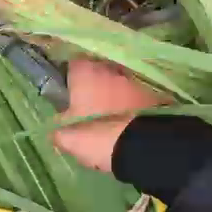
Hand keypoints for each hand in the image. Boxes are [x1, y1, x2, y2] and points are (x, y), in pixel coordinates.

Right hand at [53, 57, 165, 172]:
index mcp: (83, 70)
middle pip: (98, 71)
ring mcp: (133, 79)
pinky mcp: (155, 94)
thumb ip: (58, 127)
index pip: (71, 64)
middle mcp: (108, 67)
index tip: (70, 92)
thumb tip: (57, 128)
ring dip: (116, 94)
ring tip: (114, 116)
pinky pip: (138, 96)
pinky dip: (134, 105)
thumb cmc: (95, 134)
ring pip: (120, 83)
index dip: (70, 77)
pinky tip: (130, 121)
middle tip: (91, 105)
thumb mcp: (66, 137)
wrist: (143, 147)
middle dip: (95, 84)